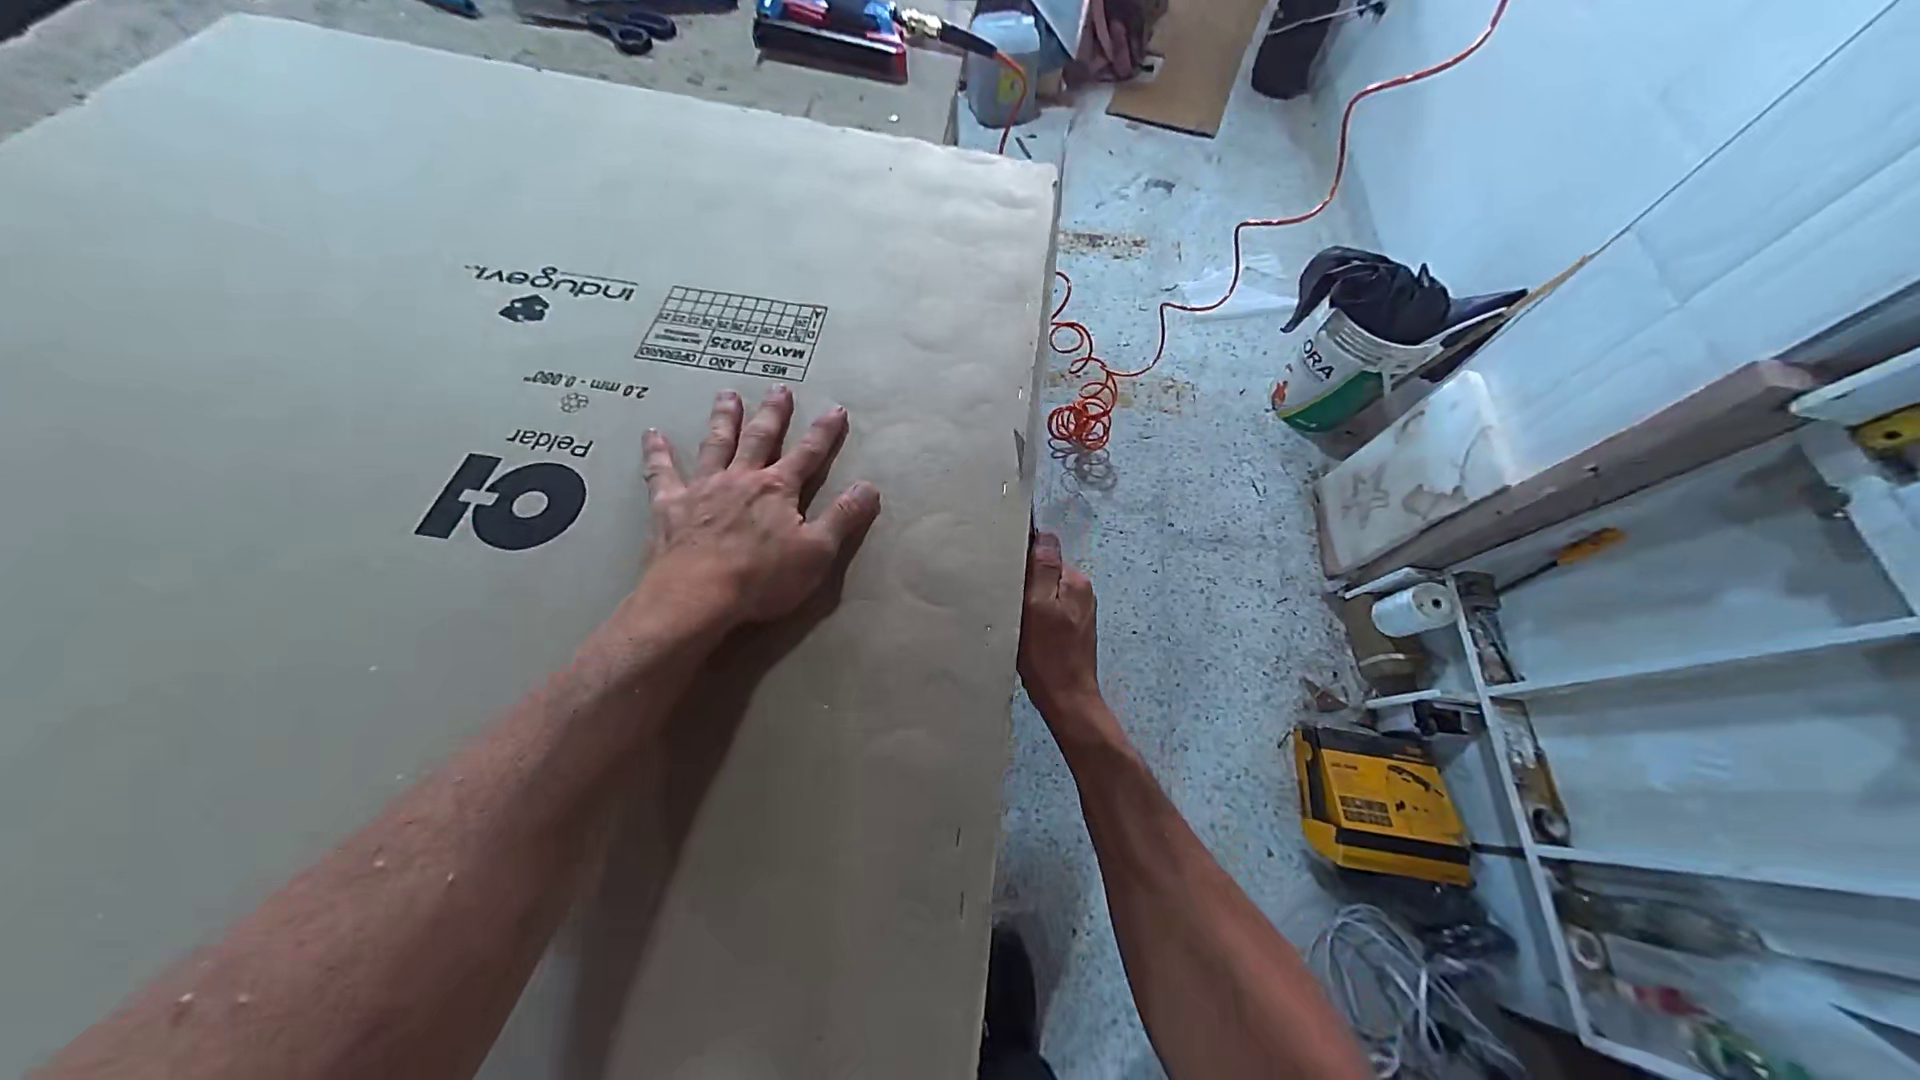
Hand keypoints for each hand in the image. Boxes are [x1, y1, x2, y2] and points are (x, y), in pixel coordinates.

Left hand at [639, 386, 880, 629]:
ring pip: (716, 444)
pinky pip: (662, 472)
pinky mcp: (670, 505)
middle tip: (779, 388)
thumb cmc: (763, 578)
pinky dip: (657, 452)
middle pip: (760, 439)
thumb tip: (870, 487)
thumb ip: (843, 517)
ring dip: (723, 419)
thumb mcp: (817, 552)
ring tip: (727, 395)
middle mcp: (741, 478)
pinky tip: (653, 434)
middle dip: (773, 414)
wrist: (697, 595)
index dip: (824, 432)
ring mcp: (703, 488)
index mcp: (778, 489)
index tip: (835, 410)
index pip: (808, 454)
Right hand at [1017, 532, 1101, 717]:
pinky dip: (1035, 616)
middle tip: (1007, 600)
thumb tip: (1044, 534)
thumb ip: (1041, 568)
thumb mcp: (1036, 605)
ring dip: (1029, 601)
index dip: (1021, 560)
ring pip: (1045, 593)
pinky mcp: (1072, 629)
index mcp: (1075, 580)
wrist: (1066, 698)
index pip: (1044, 552)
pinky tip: (1026, 632)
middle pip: (1044, 572)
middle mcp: (1081, 591)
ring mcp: (1078, 611)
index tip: (1006, 575)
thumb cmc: (1047, 654)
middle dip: (1024, 581)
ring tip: (1015, 618)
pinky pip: (1049, 611)